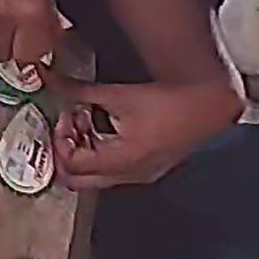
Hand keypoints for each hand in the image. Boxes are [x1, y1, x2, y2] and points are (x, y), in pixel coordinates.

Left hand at [43, 70, 242, 188]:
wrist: (210, 105)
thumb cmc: (167, 101)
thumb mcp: (115, 94)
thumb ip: (76, 90)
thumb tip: (48, 78)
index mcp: (122, 160)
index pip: (73, 165)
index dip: (59, 142)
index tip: (60, 119)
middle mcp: (130, 174)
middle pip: (79, 180)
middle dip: (63, 153)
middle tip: (62, 128)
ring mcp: (139, 174)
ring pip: (93, 175)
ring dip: (79, 150)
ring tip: (79, 122)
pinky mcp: (145, 168)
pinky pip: (109, 169)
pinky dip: (95, 151)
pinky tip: (96, 126)